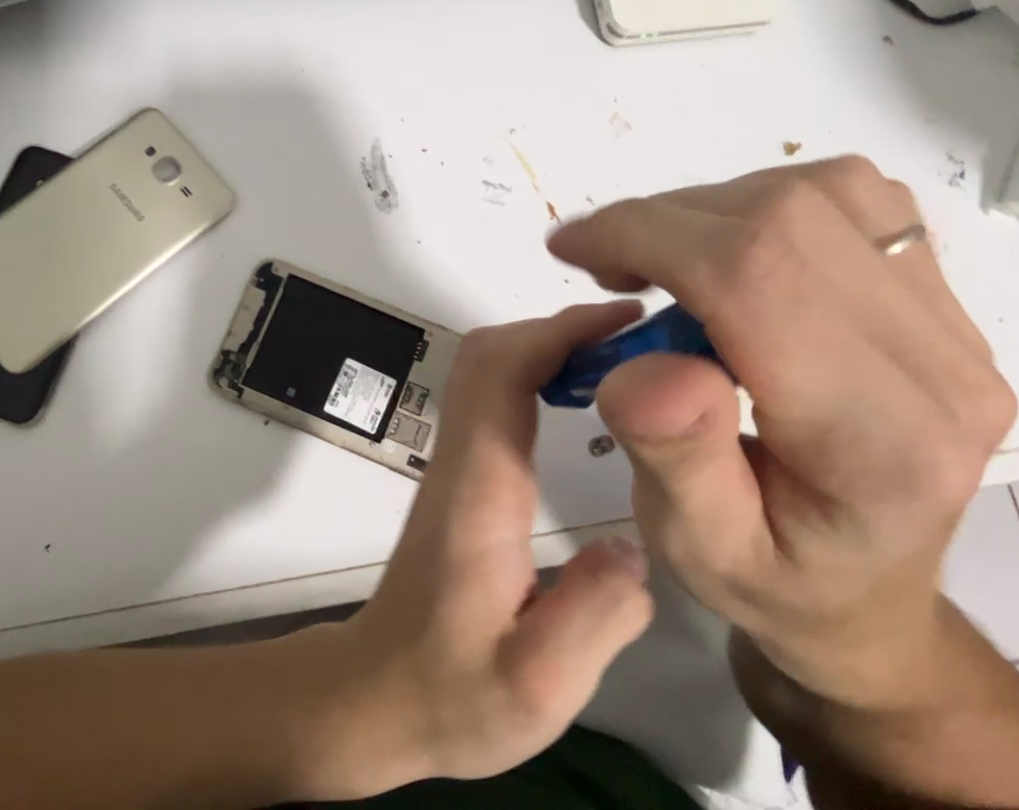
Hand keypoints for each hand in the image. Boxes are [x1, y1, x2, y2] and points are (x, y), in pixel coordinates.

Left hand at [321, 301, 655, 793]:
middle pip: (486, 355)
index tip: (628, 322)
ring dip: (549, 346)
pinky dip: (537, 374)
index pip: (500, 376)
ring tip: (627, 361)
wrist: (376, 696)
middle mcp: (459, 464)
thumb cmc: (450, 695)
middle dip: (559, 328)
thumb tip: (636, 547)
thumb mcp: (535, 685)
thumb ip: (592, 617)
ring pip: (485, 371)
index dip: (558, 332)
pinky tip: (587, 400)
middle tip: (642, 339)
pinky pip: (492, 399)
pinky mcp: (461, 480)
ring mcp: (454, 468)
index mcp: (477, 496)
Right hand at [548, 157, 1017, 709]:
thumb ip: (677, 459)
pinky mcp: (944, 305)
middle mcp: (941, 368)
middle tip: (606, 266)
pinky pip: (856, 205)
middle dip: (668, 222)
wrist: (871, 598)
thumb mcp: (699, 551)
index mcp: (877, 443)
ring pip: (826, 194)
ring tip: (664, 267)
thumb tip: (645, 362)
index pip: (757, 281)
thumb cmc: (774, 585)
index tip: (569, 248)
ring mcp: (957, 328)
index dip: (649, 238)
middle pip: (791, 220)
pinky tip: (729, 261)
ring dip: (714, 212)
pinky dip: (767, 211)